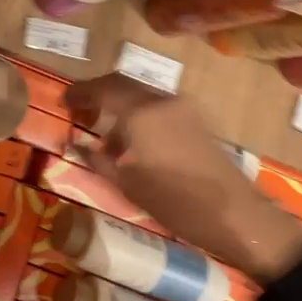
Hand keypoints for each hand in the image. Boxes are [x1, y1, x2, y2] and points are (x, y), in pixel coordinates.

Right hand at [65, 75, 301, 283]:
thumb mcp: (128, 185)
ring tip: (104, 137)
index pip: (103, 88)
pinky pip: (158, 106)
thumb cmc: (177, 204)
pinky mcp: (197, 120)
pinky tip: (133, 145)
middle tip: (79, 111)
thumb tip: (73, 145)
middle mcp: (161, 101)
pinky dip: (139, 115)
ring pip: (141, 94)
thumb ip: (97, 160)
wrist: (238, 216)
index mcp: (141, 113)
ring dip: (120, 106)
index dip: (80, 92)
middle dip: (98, 94)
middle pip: (122, 84)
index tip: (63, 100)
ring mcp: (183, 108)